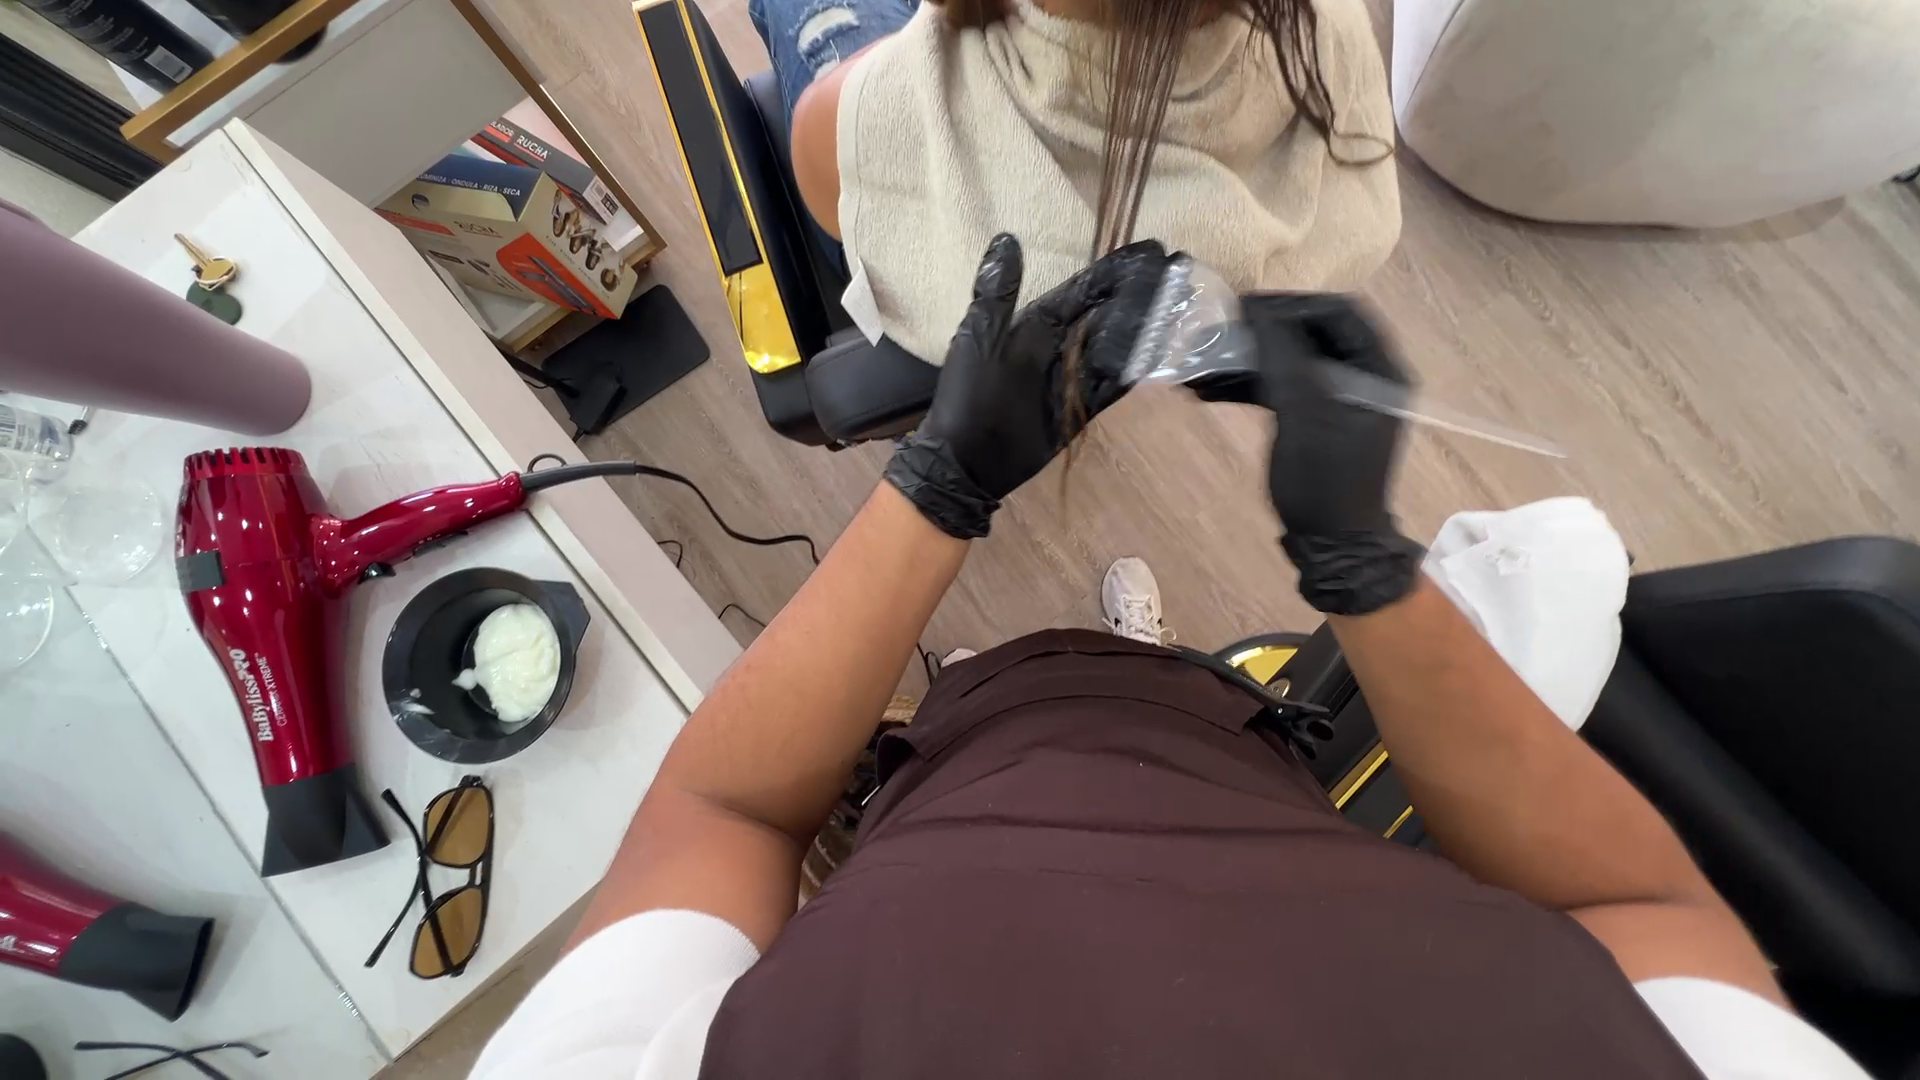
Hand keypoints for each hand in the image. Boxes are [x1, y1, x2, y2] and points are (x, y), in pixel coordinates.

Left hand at [884, 234, 1168, 537]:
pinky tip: (1156, 356)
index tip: (1149, 251)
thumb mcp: (979, 336)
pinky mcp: (1077, 411)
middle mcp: (1055, 349)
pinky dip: (1130, 373)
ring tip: (1177, 310)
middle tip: (1176, 277)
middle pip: (1102, 317)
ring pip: (1111, 350)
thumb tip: (1007, 238)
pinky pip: (1109, 388)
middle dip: (1136, 298)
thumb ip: (997, 292)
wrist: (965, 461)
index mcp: (1032, 326)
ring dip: (1140, 332)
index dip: (1112, 272)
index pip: (1079, 292)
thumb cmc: (968, 396)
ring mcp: (1068, 381)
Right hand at [1200, 293, 1425, 613]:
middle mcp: (1362, 376)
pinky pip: (1279, 391)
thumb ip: (1283, 356)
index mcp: (1379, 368)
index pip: (1337, 311)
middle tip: (1216, 334)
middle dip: (1258, 334)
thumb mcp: (1305, 413)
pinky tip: (1208, 391)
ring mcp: (1335, 401)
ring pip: (1287, 363)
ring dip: (1245, 362)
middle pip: (1307, 335)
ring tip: (1201, 367)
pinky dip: (1247, 388)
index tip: (1241, 307)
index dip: (1289, 304)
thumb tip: (1254, 308)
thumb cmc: (1325, 479)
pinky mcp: (1312, 422)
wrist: (1333, 545)